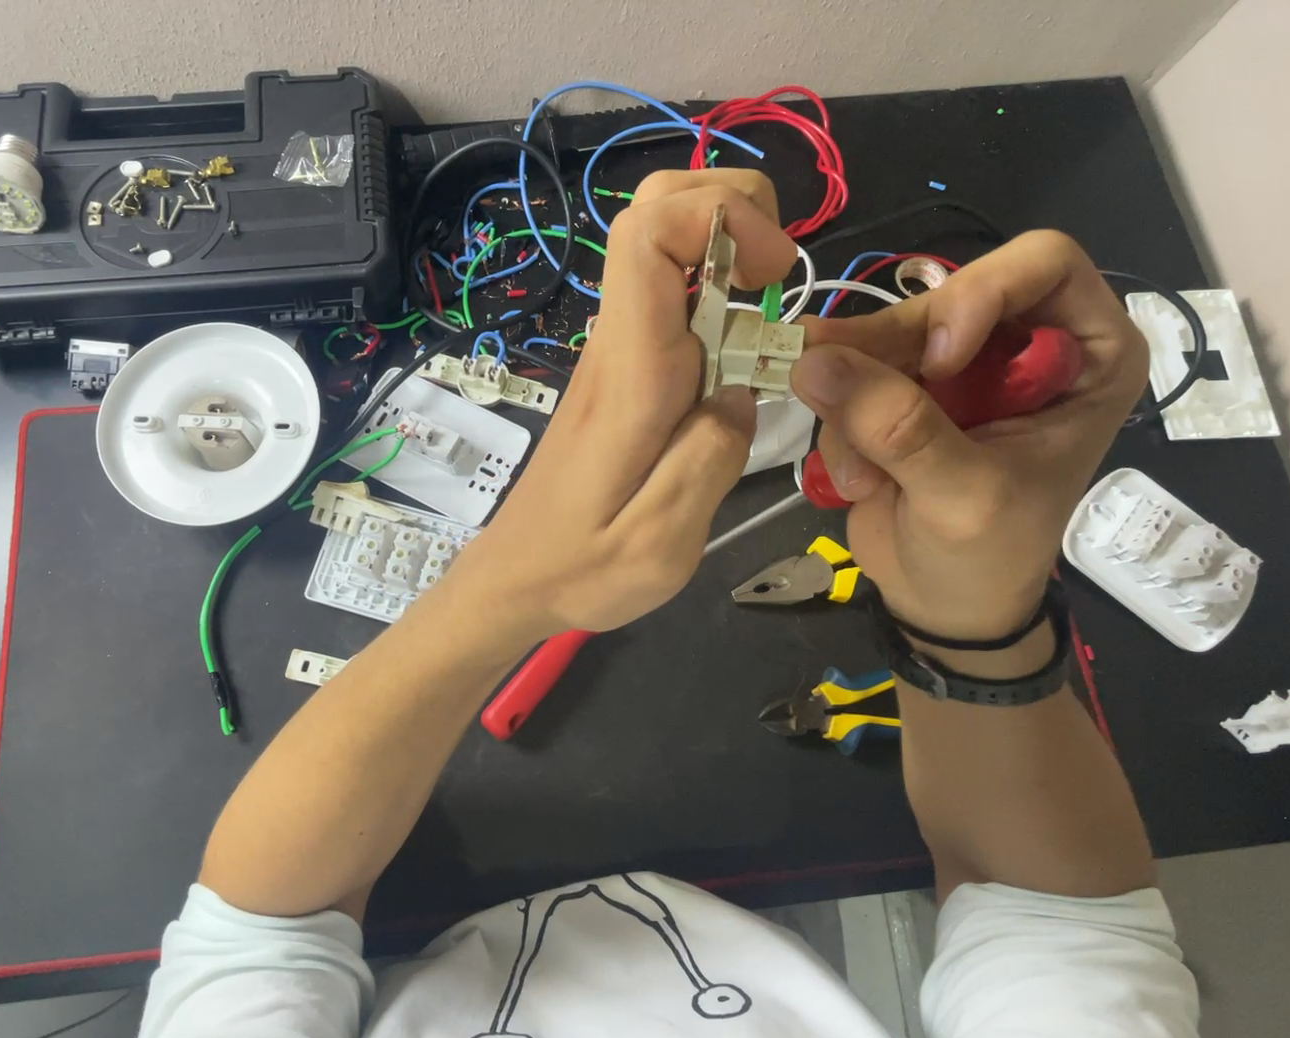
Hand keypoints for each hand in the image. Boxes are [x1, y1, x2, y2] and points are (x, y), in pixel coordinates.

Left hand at [438, 170, 795, 639]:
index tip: (771, 274)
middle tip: (773, 278)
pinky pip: (663, 301)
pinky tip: (738, 354)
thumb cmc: (581, 569)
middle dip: (729, 207)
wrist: (516, 577)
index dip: (721, 217)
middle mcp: (616, 347)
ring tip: (766, 314)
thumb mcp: (661, 544)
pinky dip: (712, 294)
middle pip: (649, 210)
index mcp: (629, 376)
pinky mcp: (618, 375)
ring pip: (656, 248)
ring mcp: (613, 355)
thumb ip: (710, 461)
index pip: (648, 236)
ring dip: (724, 248)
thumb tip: (740, 394)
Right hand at [791, 230, 1147, 641]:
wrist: (943, 603)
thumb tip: (813, 360)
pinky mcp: (894, 397)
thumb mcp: (962, 496)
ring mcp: (950, 372)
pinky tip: (858, 480)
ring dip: (853, 403)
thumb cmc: (987, 555)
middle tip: (830, 389)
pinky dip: (839, 428)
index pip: (1038, 264)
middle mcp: (1017, 347)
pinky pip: (847, 379)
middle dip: (885, 354)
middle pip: (939, 300)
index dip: (979, 296)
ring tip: (861, 474)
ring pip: (879, 340)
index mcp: (1084, 354)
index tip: (936, 360)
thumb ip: (901, 428)